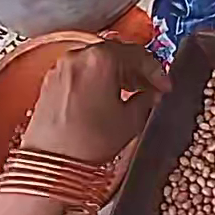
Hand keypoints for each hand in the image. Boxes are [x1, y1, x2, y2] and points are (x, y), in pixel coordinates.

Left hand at [20, 41, 169, 164]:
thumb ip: (146, 101)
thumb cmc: (87, 142)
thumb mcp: (130, 121)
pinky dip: (97, 78)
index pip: (138, 55)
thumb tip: (150, 95)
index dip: (156, 71)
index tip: (164, 86)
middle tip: (151, 87)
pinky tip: (106, 97)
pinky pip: (81, 71)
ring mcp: (62, 67)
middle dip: (136, 70)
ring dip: (116, 73)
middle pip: (116, 53)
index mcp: (102, 59)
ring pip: (97, 61)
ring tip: (130, 93)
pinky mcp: (50, 81)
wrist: (51, 161)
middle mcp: (79, 56)